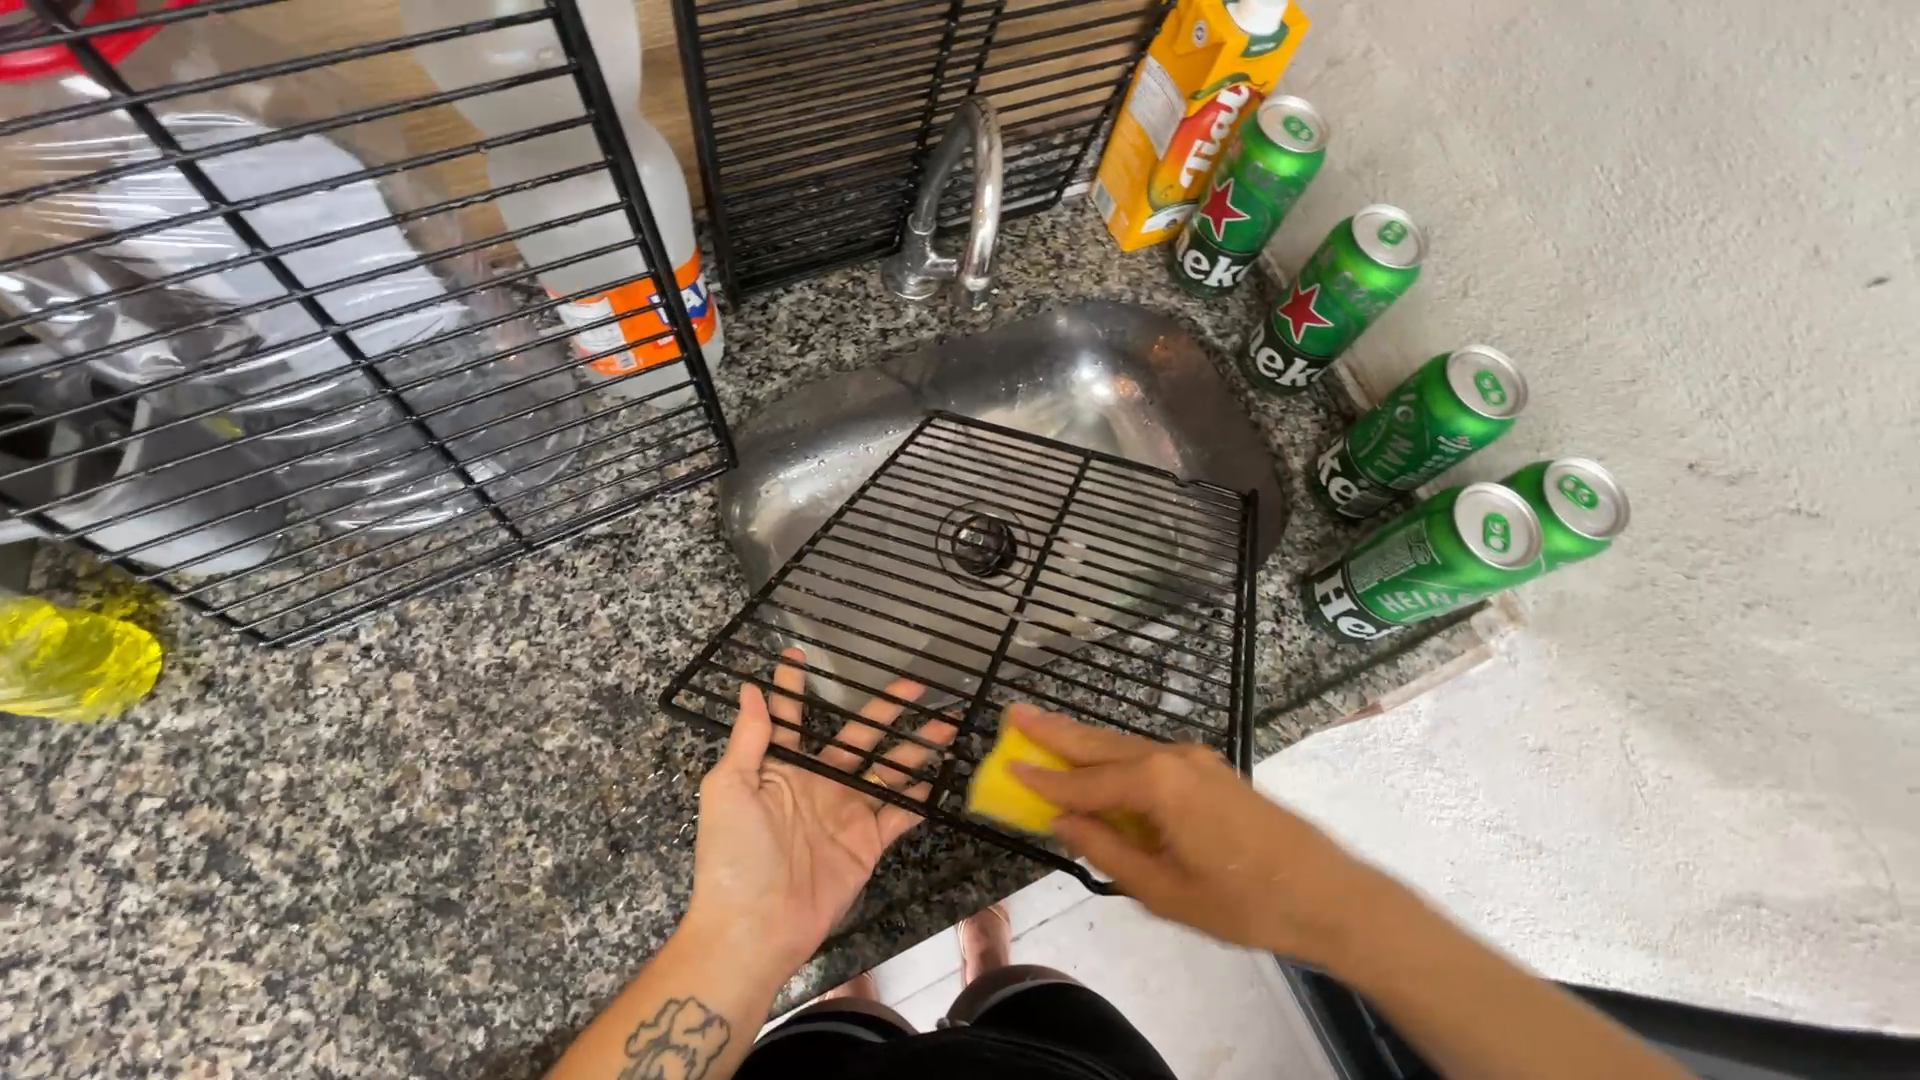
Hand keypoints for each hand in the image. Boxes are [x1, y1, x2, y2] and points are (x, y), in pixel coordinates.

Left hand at [686, 648, 957, 973]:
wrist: (753, 926)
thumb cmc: (734, 854)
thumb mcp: (729, 789)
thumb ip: (749, 739)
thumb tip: (748, 688)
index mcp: (782, 768)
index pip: (791, 717)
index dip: (793, 687)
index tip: (799, 654)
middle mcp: (819, 784)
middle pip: (859, 737)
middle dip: (885, 710)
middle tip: (915, 685)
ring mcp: (845, 813)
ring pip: (888, 770)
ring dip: (917, 747)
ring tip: (946, 723)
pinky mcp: (866, 843)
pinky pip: (898, 815)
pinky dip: (919, 799)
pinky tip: (941, 778)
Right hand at [1008, 705, 1378, 965]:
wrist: (1328, 894)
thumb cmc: (1244, 902)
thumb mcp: (1165, 890)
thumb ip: (1108, 851)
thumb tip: (1064, 821)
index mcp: (1157, 785)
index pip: (1085, 782)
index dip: (1044, 778)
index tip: (1006, 765)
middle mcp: (1172, 758)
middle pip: (1101, 744)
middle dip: (1056, 730)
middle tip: (1015, 713)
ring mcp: (1195, 759)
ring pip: (1124, 746)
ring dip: (1084, 741)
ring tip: (1044, 729)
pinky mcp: (1210, 769)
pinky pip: (1148, 757)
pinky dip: (1115, 758)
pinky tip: (1102, 765)